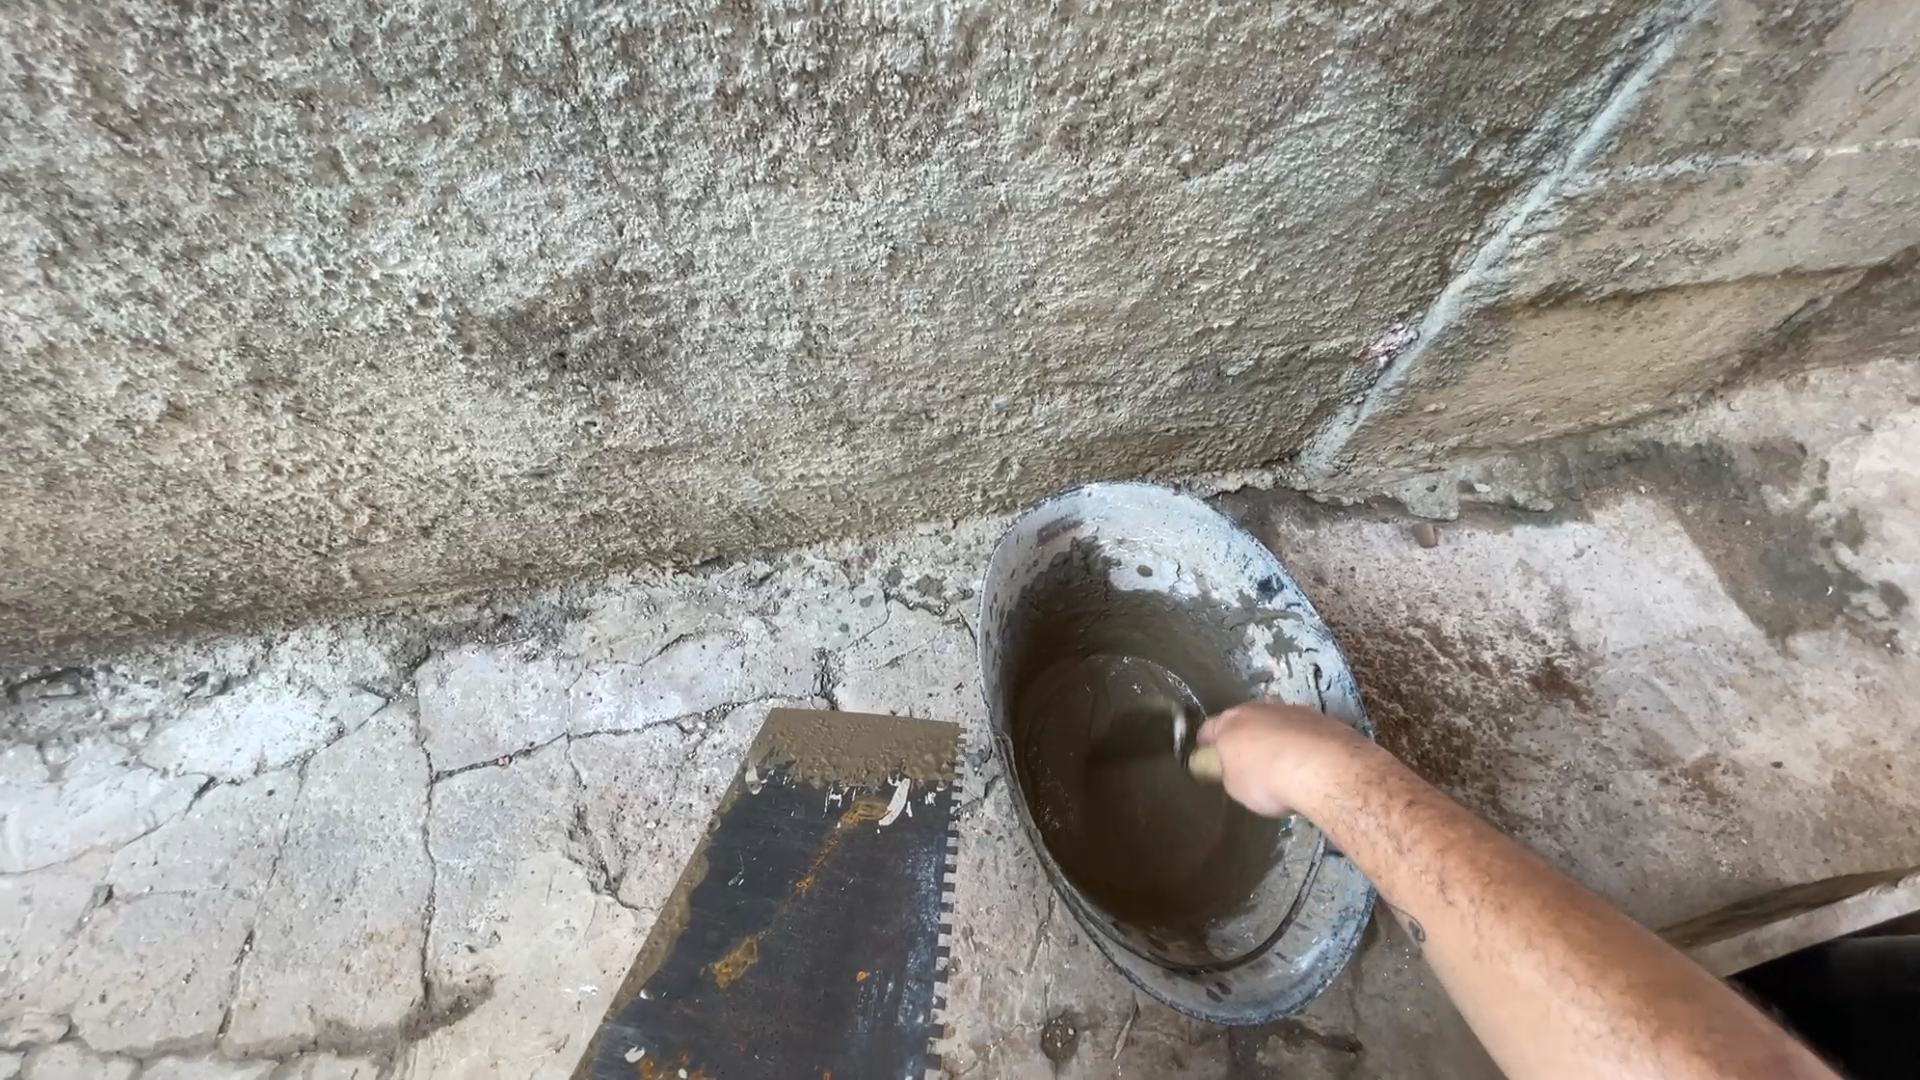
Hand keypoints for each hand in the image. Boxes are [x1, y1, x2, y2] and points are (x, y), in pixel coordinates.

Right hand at [1196, 702, 1368, 816]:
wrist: (1323, 768)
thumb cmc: (1267, 780)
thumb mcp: (1236, 787)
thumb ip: (1231, 774)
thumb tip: (1235, 769)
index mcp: (1229, 723)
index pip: (1208, 729)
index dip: (1205, 743)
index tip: (1206, 755)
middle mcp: (1256, 709)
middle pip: (1244, 721)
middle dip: (1244, 737)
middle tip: (1248, 761)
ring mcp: (1290, 710)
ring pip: (1276, 722)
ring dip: (1276, 737)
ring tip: (1285, 764)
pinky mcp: (1320, 718)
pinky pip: (1303, 731)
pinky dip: (1303, 743)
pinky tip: (1310, 764)